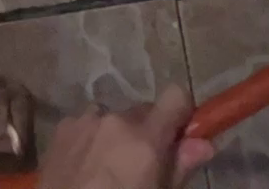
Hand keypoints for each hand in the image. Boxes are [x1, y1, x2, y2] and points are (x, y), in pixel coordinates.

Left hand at [38, 85, 215, 188]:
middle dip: (147, 134)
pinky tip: (85, 169)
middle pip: (144, 112)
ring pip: (114, 118)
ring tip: (108, 172)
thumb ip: (179, 169)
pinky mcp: (63, 126)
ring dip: (117, 137)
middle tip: (141, 169)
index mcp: (144, 140)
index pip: (176, 96)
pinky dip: (92, 140)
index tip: (181, 135)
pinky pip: (88, 124)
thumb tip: (205, 144)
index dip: (181, 113)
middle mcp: (116, 119)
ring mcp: (86, 119)